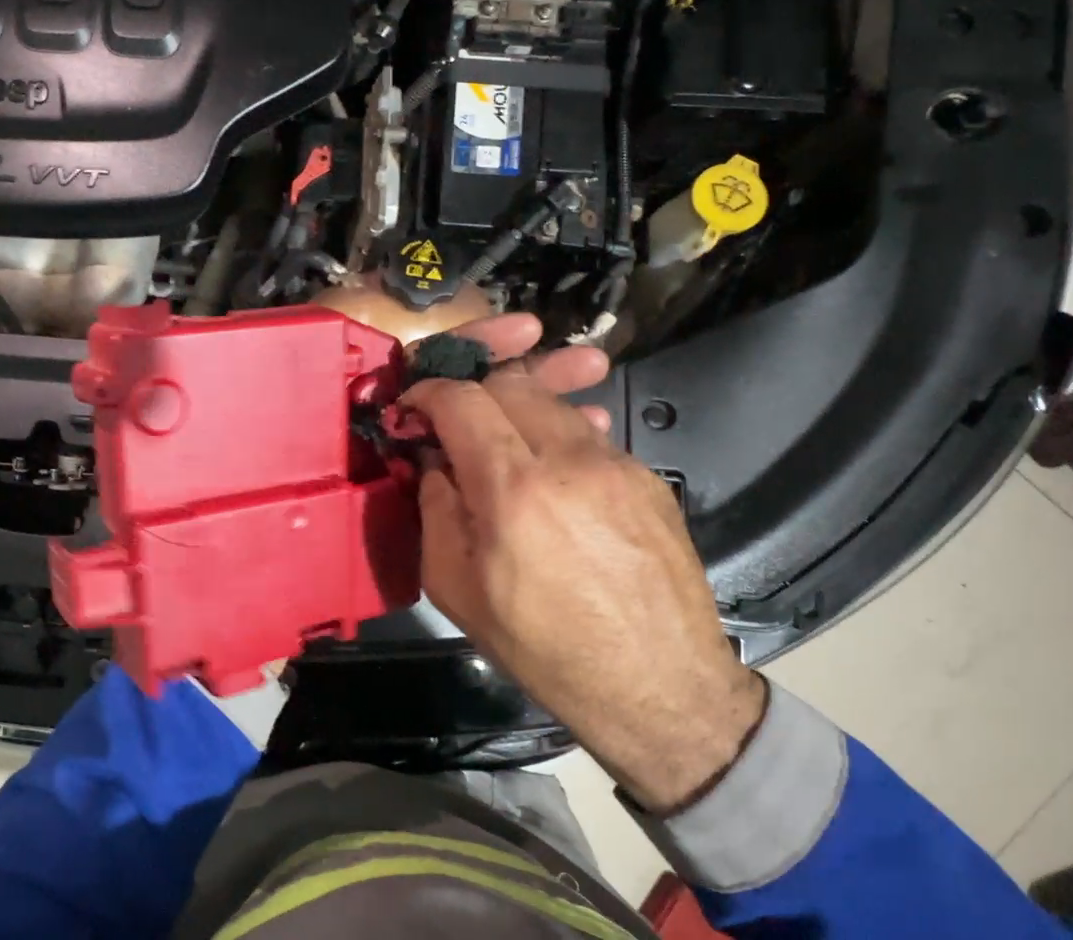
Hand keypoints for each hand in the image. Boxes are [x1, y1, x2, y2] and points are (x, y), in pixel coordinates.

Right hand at [404, 323, 765, 813]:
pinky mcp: (650, 479)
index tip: (413, 410)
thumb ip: (435, 508)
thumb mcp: (454, 587)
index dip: (427, 394)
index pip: (462, 399)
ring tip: (502, 449)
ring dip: (515, 410)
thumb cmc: (542, 647)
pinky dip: (556, 437)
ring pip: (553, 402)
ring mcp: (617, 464)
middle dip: (471, 393)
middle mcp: (569, 460)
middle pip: (511, 383)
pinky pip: (589, 434)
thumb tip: (433, 462)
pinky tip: (550, 475)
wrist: (659, 688)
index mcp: (513, 489)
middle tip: (453, 426)